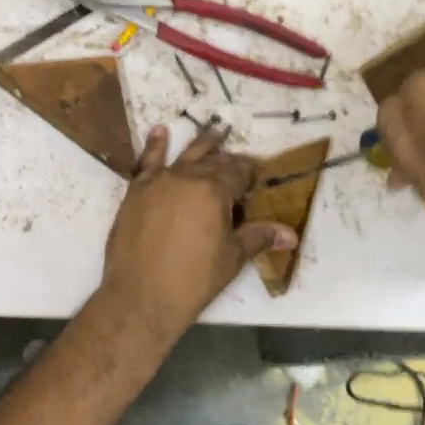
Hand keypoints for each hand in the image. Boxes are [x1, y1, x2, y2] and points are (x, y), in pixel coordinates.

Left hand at [100, 124, 298, 338]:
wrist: (141, 294)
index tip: (257, 173)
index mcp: (213, 191)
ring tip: (215, 129)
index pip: (238, 172)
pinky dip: (154, 145)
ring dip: (201, 144)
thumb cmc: (193, 279)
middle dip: (229, 160)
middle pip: (212, 162)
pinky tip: (160, 131)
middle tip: (240, 159)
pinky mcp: (135, 192)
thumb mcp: (231, 258)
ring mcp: (157, 182)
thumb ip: (258, 237)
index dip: (250, 172)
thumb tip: (290, 234)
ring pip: (184, 156)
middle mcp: (185, 178)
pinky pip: (146, 162)